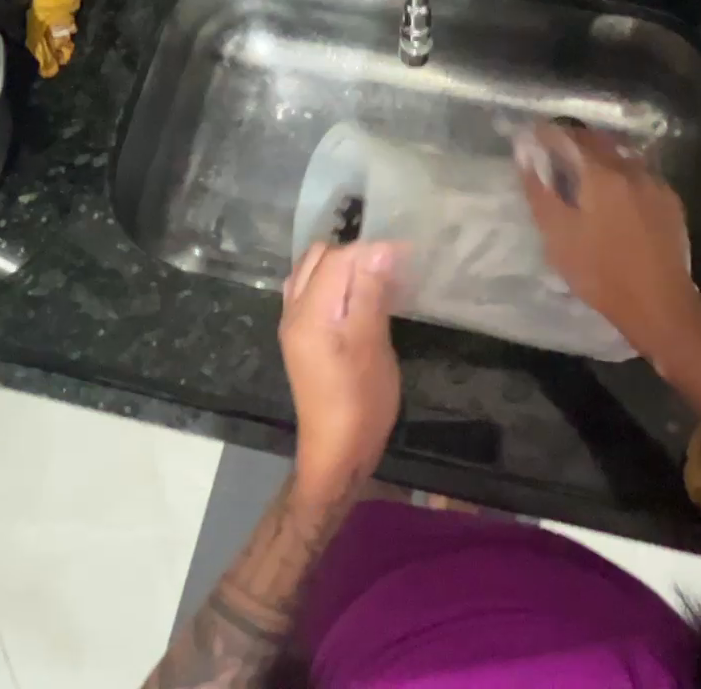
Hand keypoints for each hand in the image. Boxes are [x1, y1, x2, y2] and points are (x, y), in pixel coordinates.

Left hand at [279, 242, 401, 503]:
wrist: (337, 452)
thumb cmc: (360, 401)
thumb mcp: (371, 345)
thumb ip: (370, 293)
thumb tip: (379, 248)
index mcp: (309, 313)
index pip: (337, 258)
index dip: (371, 250)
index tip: (406, 256)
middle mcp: (294, 311)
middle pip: (319, 258)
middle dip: (355, 254)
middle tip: (393, 267)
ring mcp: (295, 324)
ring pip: (313, 272)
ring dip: (344, 267)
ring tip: (380, 278)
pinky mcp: (303, 337)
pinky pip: (314, 292)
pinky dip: (336, 284)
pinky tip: (362, 297)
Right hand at [517, 123, 700, 365]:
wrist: (658, 303)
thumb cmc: (599, 272)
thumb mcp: (557, 235)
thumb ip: (539, 190)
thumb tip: (524, 153)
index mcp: (601, 173)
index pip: (570, 138)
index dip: (548, 133)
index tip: (532, 135)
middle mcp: (632, 169)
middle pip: (599, 140)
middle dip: (574, 140)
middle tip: (553, 151)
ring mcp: (655, 184)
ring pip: (622, 154)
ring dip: (600, 154)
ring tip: (582, 170)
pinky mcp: (670, 201)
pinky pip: (640, 173)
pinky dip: (621, 172)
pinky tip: (614, 193)